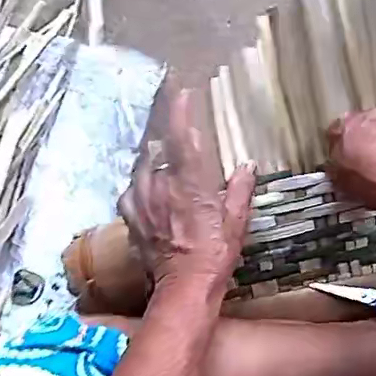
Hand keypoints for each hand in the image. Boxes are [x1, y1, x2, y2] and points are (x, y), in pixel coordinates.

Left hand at [119, 82, 257, 290]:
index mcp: (190, 184)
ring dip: (156, 156)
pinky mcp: (130, 213)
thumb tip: (245, 167)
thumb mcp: (237, 221)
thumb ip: (239, 190)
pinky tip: (154, 186)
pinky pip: (134, 187)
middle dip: (166, 131)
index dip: (181, 111)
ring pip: (144, 165)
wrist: (184, 285)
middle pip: (157, 147)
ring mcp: (140, 199)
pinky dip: (145, 180)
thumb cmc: (216, 254)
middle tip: (176, 121)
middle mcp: (160, 186)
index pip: (182, 138)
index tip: (182, 91)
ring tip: (168, 154)